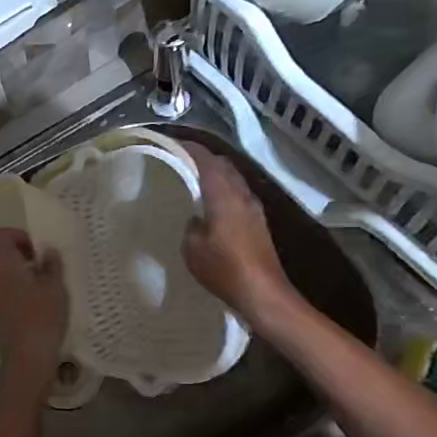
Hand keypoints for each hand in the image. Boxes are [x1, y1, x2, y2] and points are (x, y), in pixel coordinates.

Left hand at [0, 228, 68, 368]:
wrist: (26, 359)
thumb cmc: (43, 317)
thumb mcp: (55, 288)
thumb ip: (51, 265)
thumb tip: (47, 251)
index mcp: (3, 265)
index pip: (1, 235)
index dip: (19, 235)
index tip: (37, 249)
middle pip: (2, 256)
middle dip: (22, 257)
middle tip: (45, 269)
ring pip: (2, 275)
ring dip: (20, 275)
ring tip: (43, 289)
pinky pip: (2, 291)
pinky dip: (16, 291)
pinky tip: (35, 305)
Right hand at [184, 145, 296, 320]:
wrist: (263, 293)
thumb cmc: (225, 269)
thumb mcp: (193, 249)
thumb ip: (191, 226)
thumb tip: (195, 219)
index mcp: (224, 194)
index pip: (206, 159)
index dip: (189, 148)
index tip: (173, 143)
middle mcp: (242, 194)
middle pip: (223, 165)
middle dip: (203, 158)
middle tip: (181, 161)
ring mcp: (254, 208)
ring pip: (234, 180)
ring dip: (216, 175)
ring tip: (194, 181)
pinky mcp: (259, 223)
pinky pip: (239, 196)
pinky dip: (224, 191)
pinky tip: (212, 205)